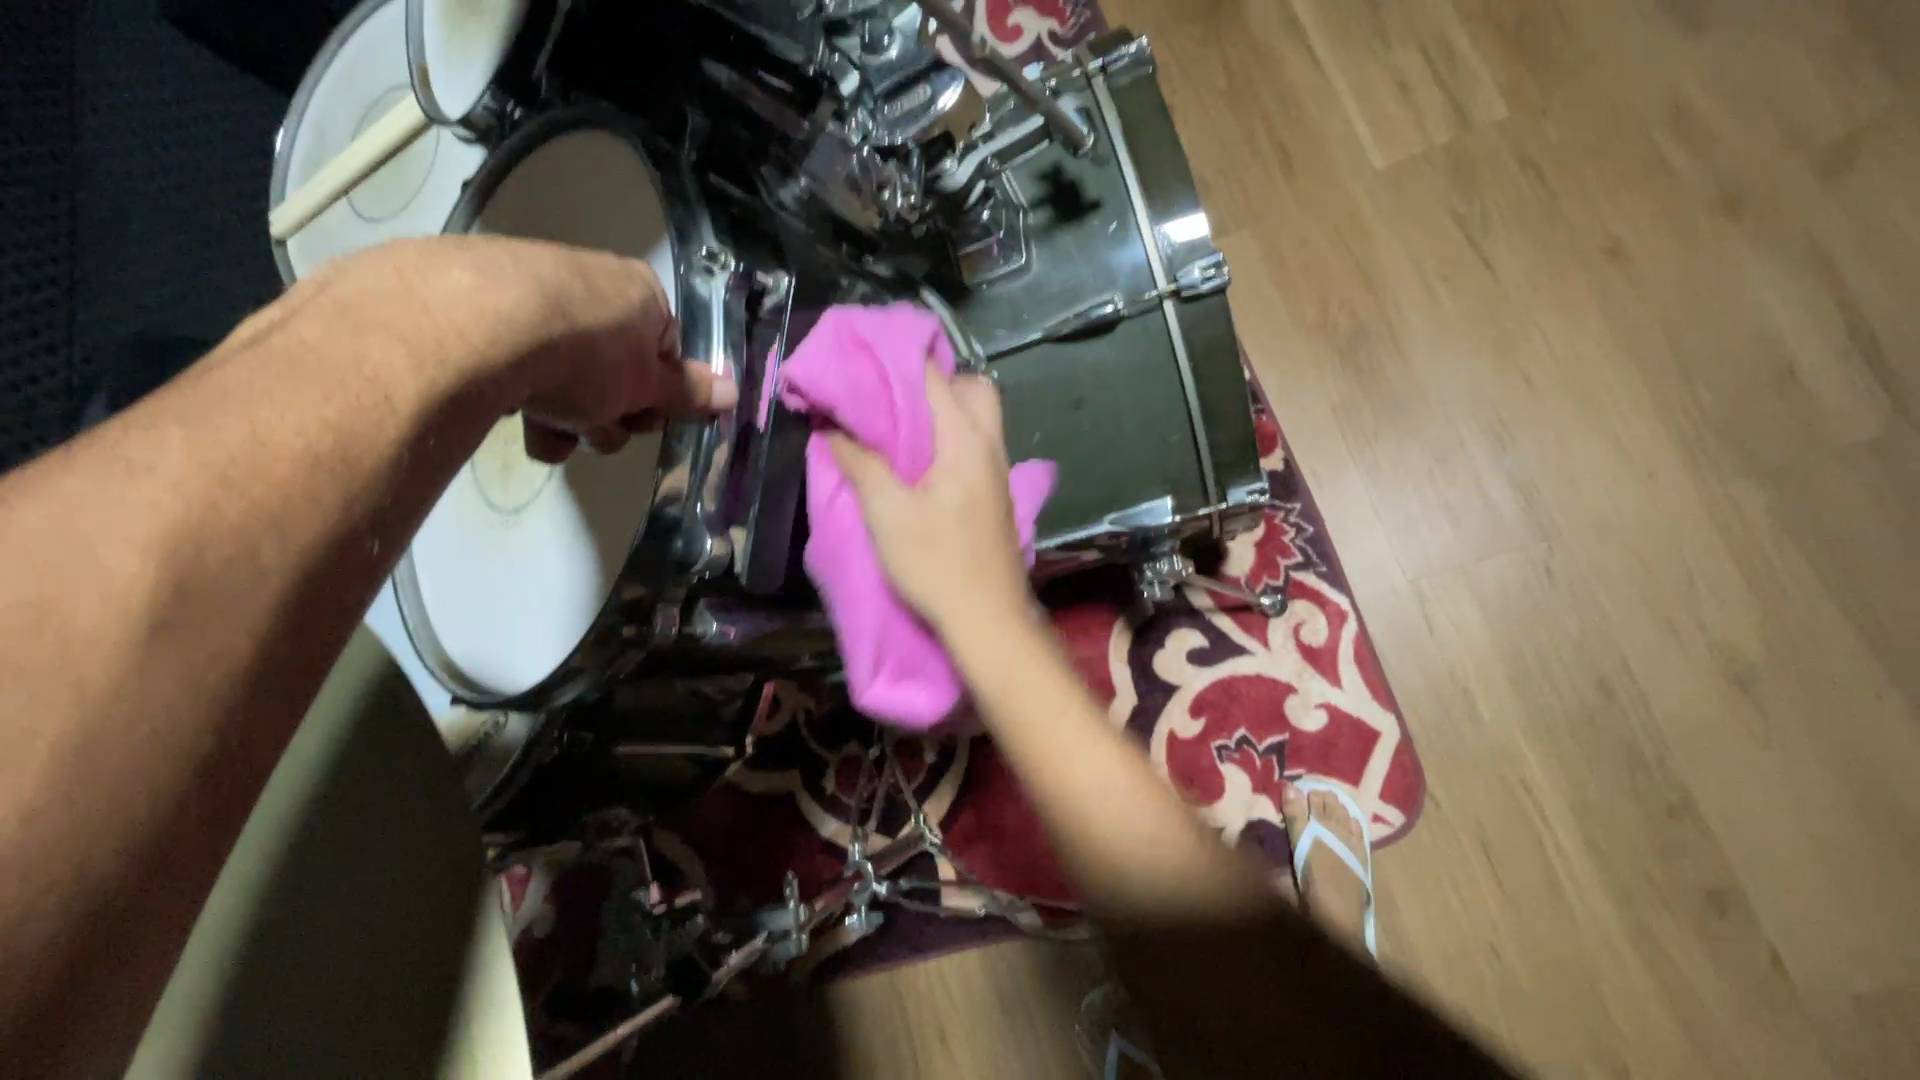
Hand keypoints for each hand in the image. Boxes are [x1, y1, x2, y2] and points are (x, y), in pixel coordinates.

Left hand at [318, 236, 737, 461]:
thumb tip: (736, 393)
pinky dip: (525, 398)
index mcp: (641, 294)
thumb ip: (688, 392)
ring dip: (570, 418)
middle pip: (617, 367)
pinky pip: (520, 362)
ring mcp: (533, 291)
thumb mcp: (646, 385)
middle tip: (597, 430)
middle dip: (611, 412)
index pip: (666, 351)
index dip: (658, 394)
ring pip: (568, 373)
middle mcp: (592, 283)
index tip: (643, 419)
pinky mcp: (480, 306)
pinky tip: (518, 422)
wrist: (472, 325)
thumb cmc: (583, 355)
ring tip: (552, 437)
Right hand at [831, 371, 1032, 635]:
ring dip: (941, 412)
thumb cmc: (936, 564)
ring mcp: (997, 470)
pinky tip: (917, 460)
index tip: (859, 362)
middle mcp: (990, 446)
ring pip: (977, 417)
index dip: (894, 361)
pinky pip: (975, 444)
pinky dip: (948, 437)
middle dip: (931, 382)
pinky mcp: (994, 493)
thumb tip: (832, 428)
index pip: (934, 376)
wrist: (987, 619)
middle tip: (889, 397)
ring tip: (896, 426)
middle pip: (971, 388)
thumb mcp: (887, 514)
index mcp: (966, 440)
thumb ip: (860, 463)